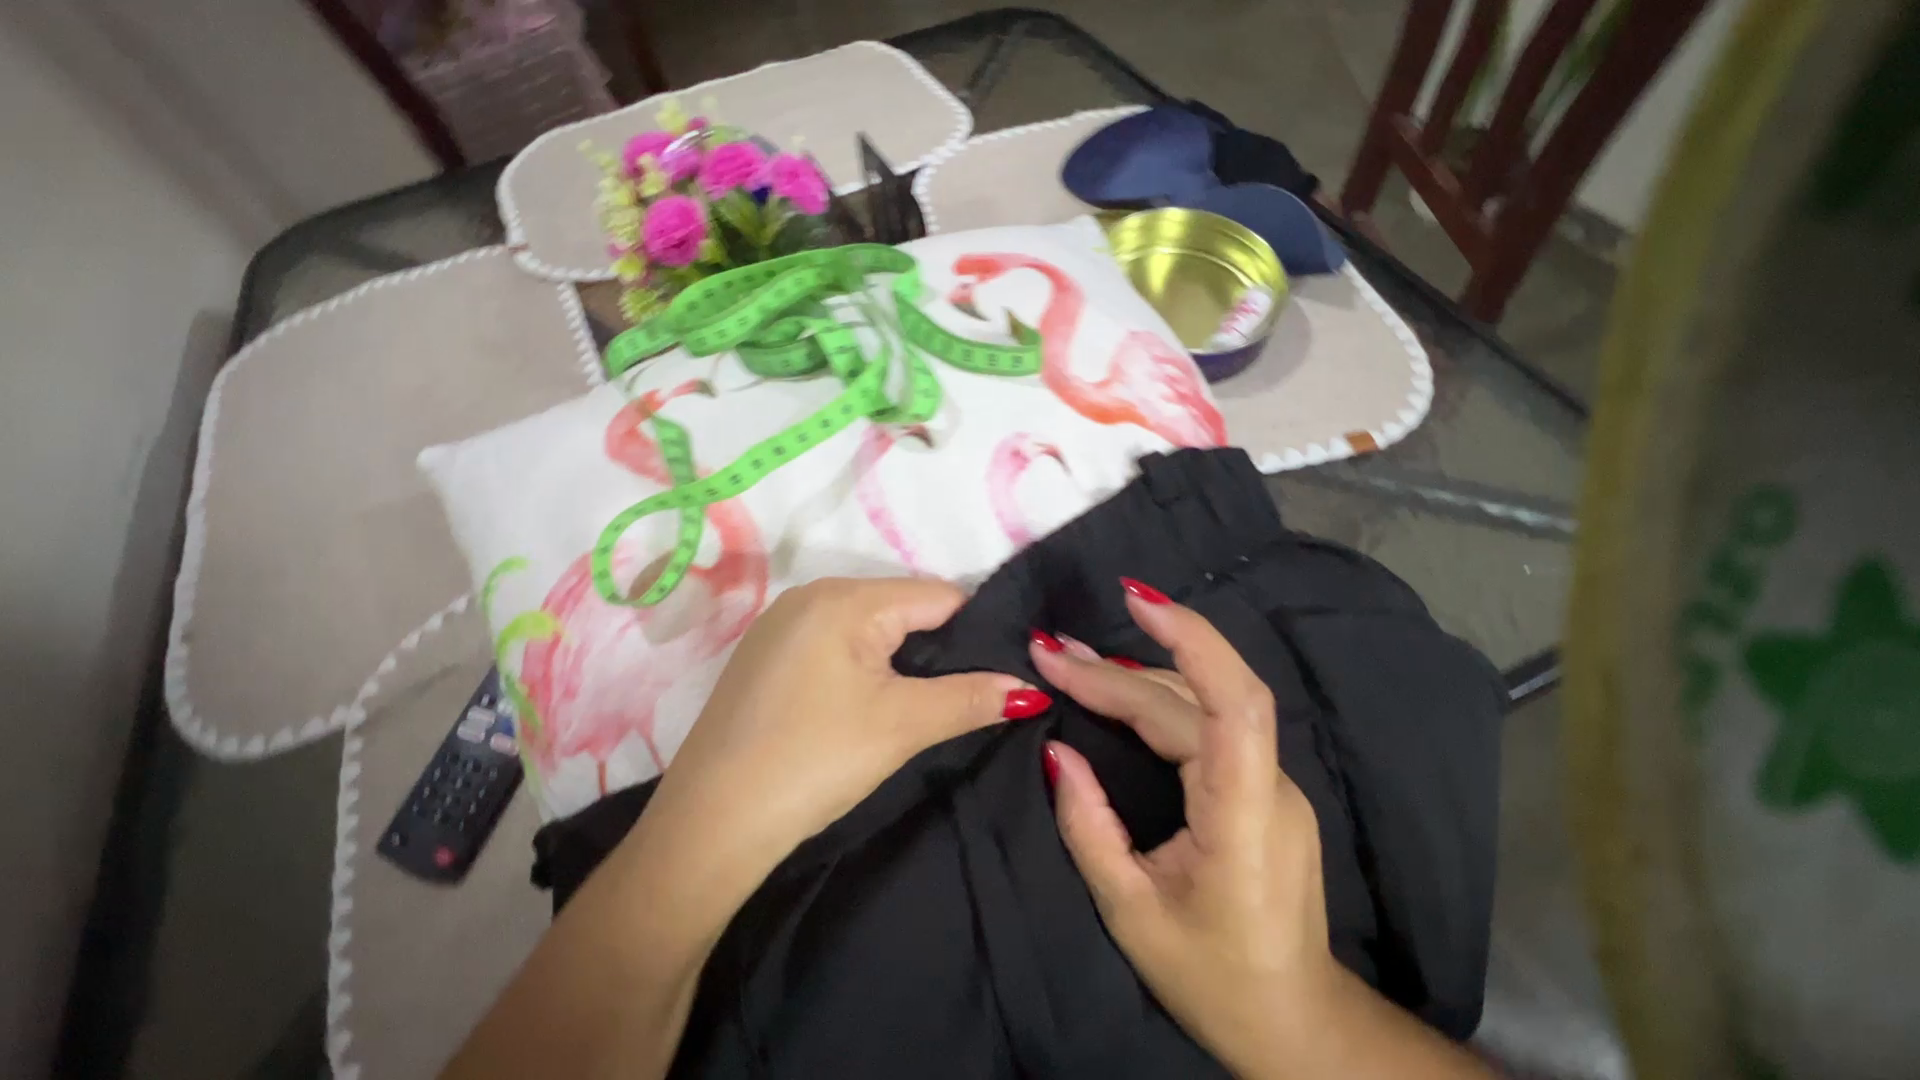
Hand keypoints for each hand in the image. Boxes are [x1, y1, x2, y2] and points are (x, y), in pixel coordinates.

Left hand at [644, 577, 1041, 887]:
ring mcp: (780, 626)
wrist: (712, 821)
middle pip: (902, 608)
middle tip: (969, 696)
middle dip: (940, 648)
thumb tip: (1030, 688)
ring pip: (867, 629)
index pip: (938, 597)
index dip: (978, 633)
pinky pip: (833, 646)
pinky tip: (865, 709)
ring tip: (924, 705)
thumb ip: (971, 698)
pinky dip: (862, 668)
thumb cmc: (815, 760)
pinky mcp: (764, 658)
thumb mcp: (903, 726)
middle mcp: (810, 595)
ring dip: (901, 661)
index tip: (1004, 673)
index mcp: (845, 598)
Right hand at [1033, 585, 1333, 1071]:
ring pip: (1204, 707)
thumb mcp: (1131, 911)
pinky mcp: (1260, 790)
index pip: (1233, 704)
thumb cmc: (1213, 979)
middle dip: (1121, 669)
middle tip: (1052, 652)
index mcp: (1245, 815)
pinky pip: (1208, 728)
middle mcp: (1268, 786)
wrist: (1293, 1020)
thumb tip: (1056, 751)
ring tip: (1071, 662)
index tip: (1135, 602)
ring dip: (1138, 676)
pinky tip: (1115, 693)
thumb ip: (1090, 826)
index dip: (1192, 642)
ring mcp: (1270, 785)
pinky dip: (1157, 702)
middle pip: (1198, 701)